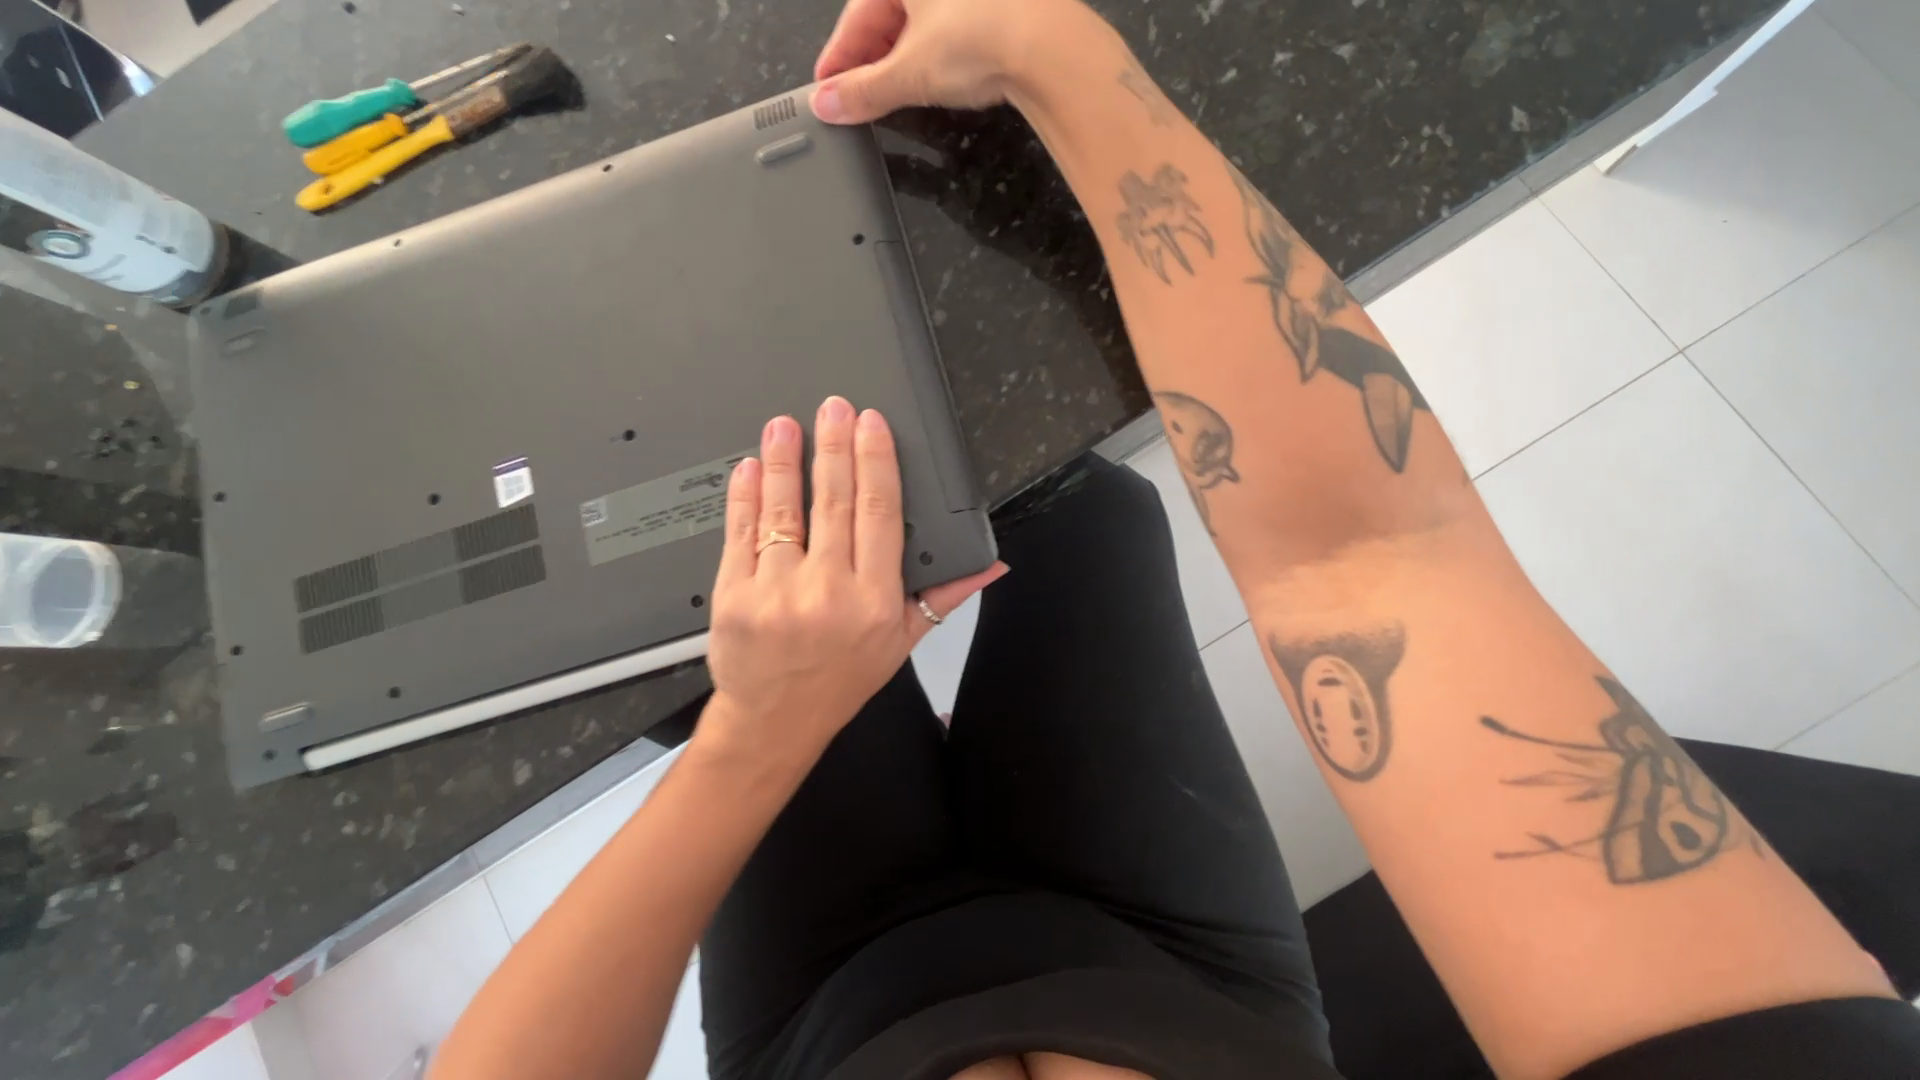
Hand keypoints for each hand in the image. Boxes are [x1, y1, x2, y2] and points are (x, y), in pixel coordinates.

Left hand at [701, 397, 1007, 764]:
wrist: (774, 721)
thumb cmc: (838, 680)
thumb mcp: (901, 642)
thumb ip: (944, 595)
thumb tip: (988, 565)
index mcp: (874, 600)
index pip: (879, 514)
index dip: (876, 462)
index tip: (871, 427)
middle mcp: (827, 592)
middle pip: (835, 502)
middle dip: (835, 446)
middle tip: (834, 408)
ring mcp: (777, 593)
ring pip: (784, 511)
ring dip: (787, 461)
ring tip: (786, 425)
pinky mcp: (735, 596)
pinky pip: (740, 535)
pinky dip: (746, 497)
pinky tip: (752, 468)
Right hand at [810, 0, 1087, 123]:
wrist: (1051, 48)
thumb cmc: (980, 38)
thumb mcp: (909, 74)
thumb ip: (863, 92)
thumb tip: (829, 104)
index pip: (857, 14)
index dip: (839, 58)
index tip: (827, 90)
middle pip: (887, 15)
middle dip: (869, 59)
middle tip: (856, 99)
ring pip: (920, 21)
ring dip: (901, 58)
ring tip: (892, 94)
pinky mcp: (999, 8)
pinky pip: (951, 26)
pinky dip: (934, 53)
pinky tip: (933, 78)